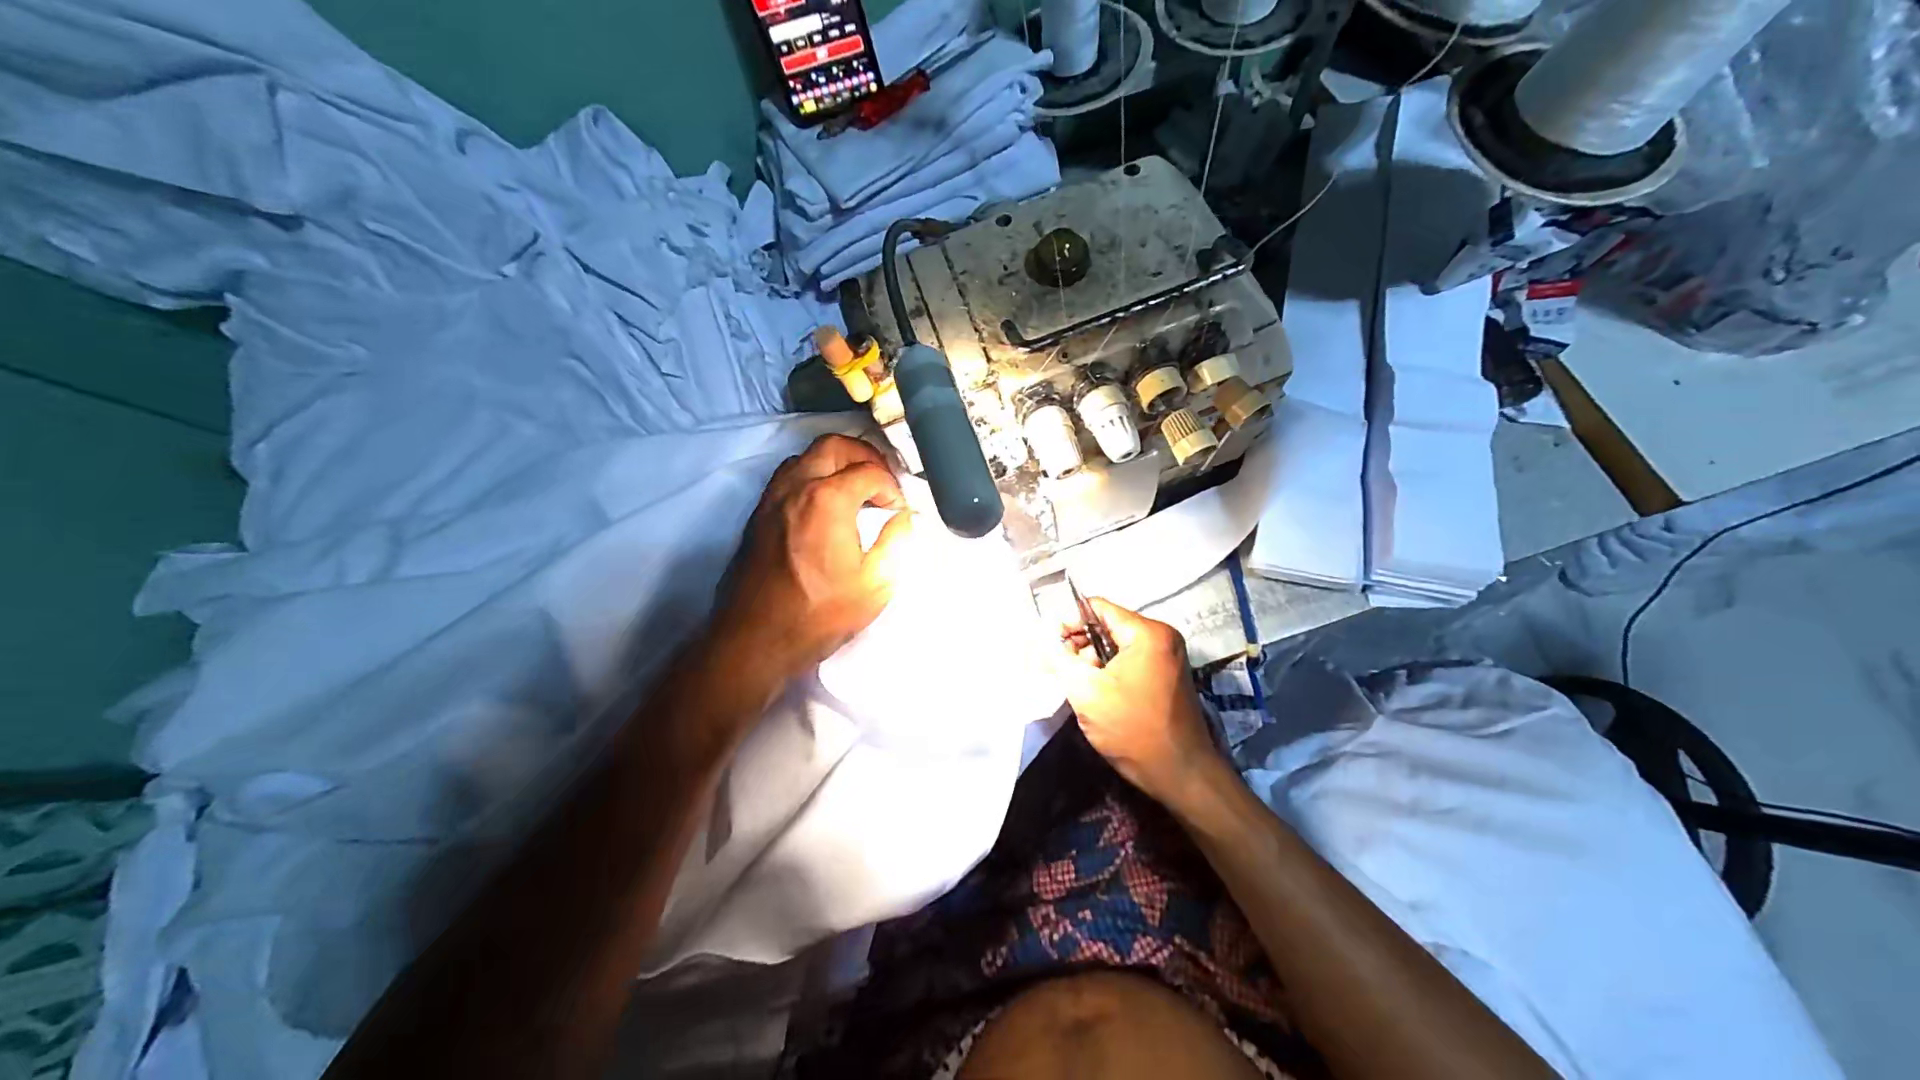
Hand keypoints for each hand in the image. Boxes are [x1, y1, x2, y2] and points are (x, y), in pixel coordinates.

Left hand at [708, 434, 914, 684]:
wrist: (756, 639)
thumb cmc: (818, 615)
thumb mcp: (876, 584)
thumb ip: (896, 541)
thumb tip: (903, 518)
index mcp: (828, 499)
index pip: (870, 472)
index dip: (892, 488)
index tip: (898, 510)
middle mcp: (796, 487)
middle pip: (834, 446)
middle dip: (864, 456)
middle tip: (881, 481)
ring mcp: (772, 499)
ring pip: (805, 456)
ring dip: (834, 463)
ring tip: (854, 489)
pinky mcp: (758, 515)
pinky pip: (787, 477)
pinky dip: (811, 477)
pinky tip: (824, 506)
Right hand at [1057, 598, 1225, 806]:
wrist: (1180, 774)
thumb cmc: (1132, 729)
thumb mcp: (1085, 691)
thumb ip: (1059, 657)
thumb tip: (1041, 635)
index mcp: (1147, 633)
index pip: (1098, 608)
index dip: (1068, 621)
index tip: (1049, 645)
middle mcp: (1162, 637)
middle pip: (1108, 626)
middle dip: (1080, 645)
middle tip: (1062, 669)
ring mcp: (1168, 657)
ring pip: (1117, 647)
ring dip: (1094, 662)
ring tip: (1079, 687)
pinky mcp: (1168, 677)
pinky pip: (1131, 662)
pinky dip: (1111, 673)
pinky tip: (1098, 695)